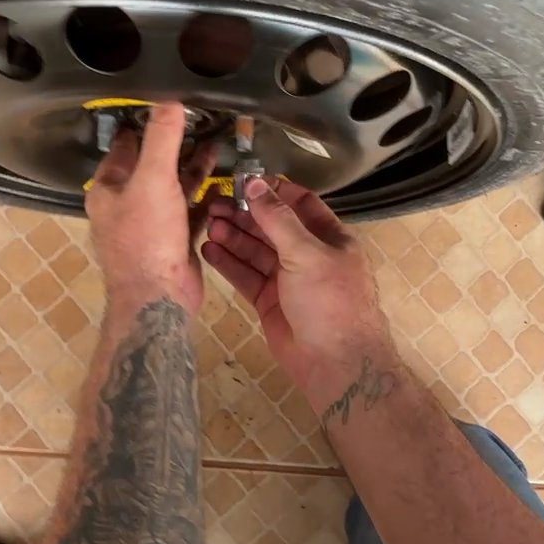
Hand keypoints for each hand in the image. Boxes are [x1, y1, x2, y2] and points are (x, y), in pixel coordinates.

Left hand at [86, 102, 218, 310]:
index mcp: (108, 190)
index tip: (166, 103)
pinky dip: (204, 198)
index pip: (123, 147)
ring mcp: (151, 226)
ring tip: (218, 144)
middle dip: (176, 145)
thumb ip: (162, 138)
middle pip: (152, 167)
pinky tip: (223, 183)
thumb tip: (170, 99)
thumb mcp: (153, 179)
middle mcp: (126, 206)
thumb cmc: (146, 236)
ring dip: (194, 169)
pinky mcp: (174, 242)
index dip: (142, 124)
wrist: (159, 296)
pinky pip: (190, 213)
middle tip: (201, 120)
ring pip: (174, 189)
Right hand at [201, 179, 394, 397]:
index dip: (273, 192)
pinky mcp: (270, 302)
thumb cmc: (329, 300)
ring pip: (256, 252)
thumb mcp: (306, 252)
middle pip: (272, 227)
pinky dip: (229, 264)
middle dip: (245, 215)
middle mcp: (308, 255)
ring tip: (208, 223)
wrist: (334, 361)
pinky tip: (210, 249)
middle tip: (213, 203)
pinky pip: (247, 276)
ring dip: (233, 237)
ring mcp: (288, 280)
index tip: (243, 182)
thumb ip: (277, 219)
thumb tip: (255, 184)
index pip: (300, 204)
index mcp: (329, 238)